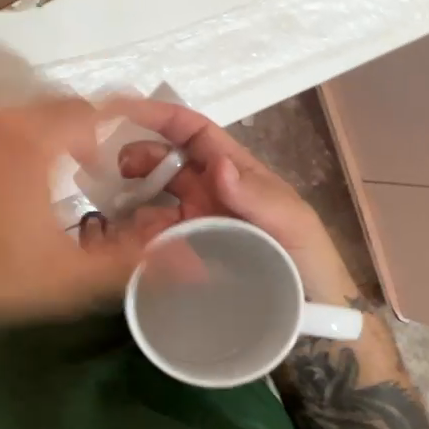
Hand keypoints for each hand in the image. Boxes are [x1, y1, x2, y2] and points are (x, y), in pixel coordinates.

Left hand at [0, 96, 168, 356]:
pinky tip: (9, 180)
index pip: (97, 108)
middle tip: (99, 172)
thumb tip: (195, 258)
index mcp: (27, 136)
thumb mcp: (62, 276)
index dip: (128, 123)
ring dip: (47, 135)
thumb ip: (131, 262)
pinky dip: (11, 137)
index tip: (143, 146)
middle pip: (59, 106)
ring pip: (22, 111)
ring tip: (57, 178)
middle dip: (86, 133)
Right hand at [103, 98, 358, 304]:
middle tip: (119, 174)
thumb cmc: (308, 261)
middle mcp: (209, 194)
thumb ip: (257, 196)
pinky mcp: (180, 260)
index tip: (128, 113)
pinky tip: (133, 251)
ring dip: (133, 206)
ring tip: (122, 219)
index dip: (163, 118)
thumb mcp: (292, 223)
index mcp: (235, 173)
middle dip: (138, 160)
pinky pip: (149, 244)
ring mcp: (192, 227)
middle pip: (163, 164)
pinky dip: (136, 243)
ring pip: (150, 204)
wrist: (310, 315)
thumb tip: (217, 165)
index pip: (194, 134)